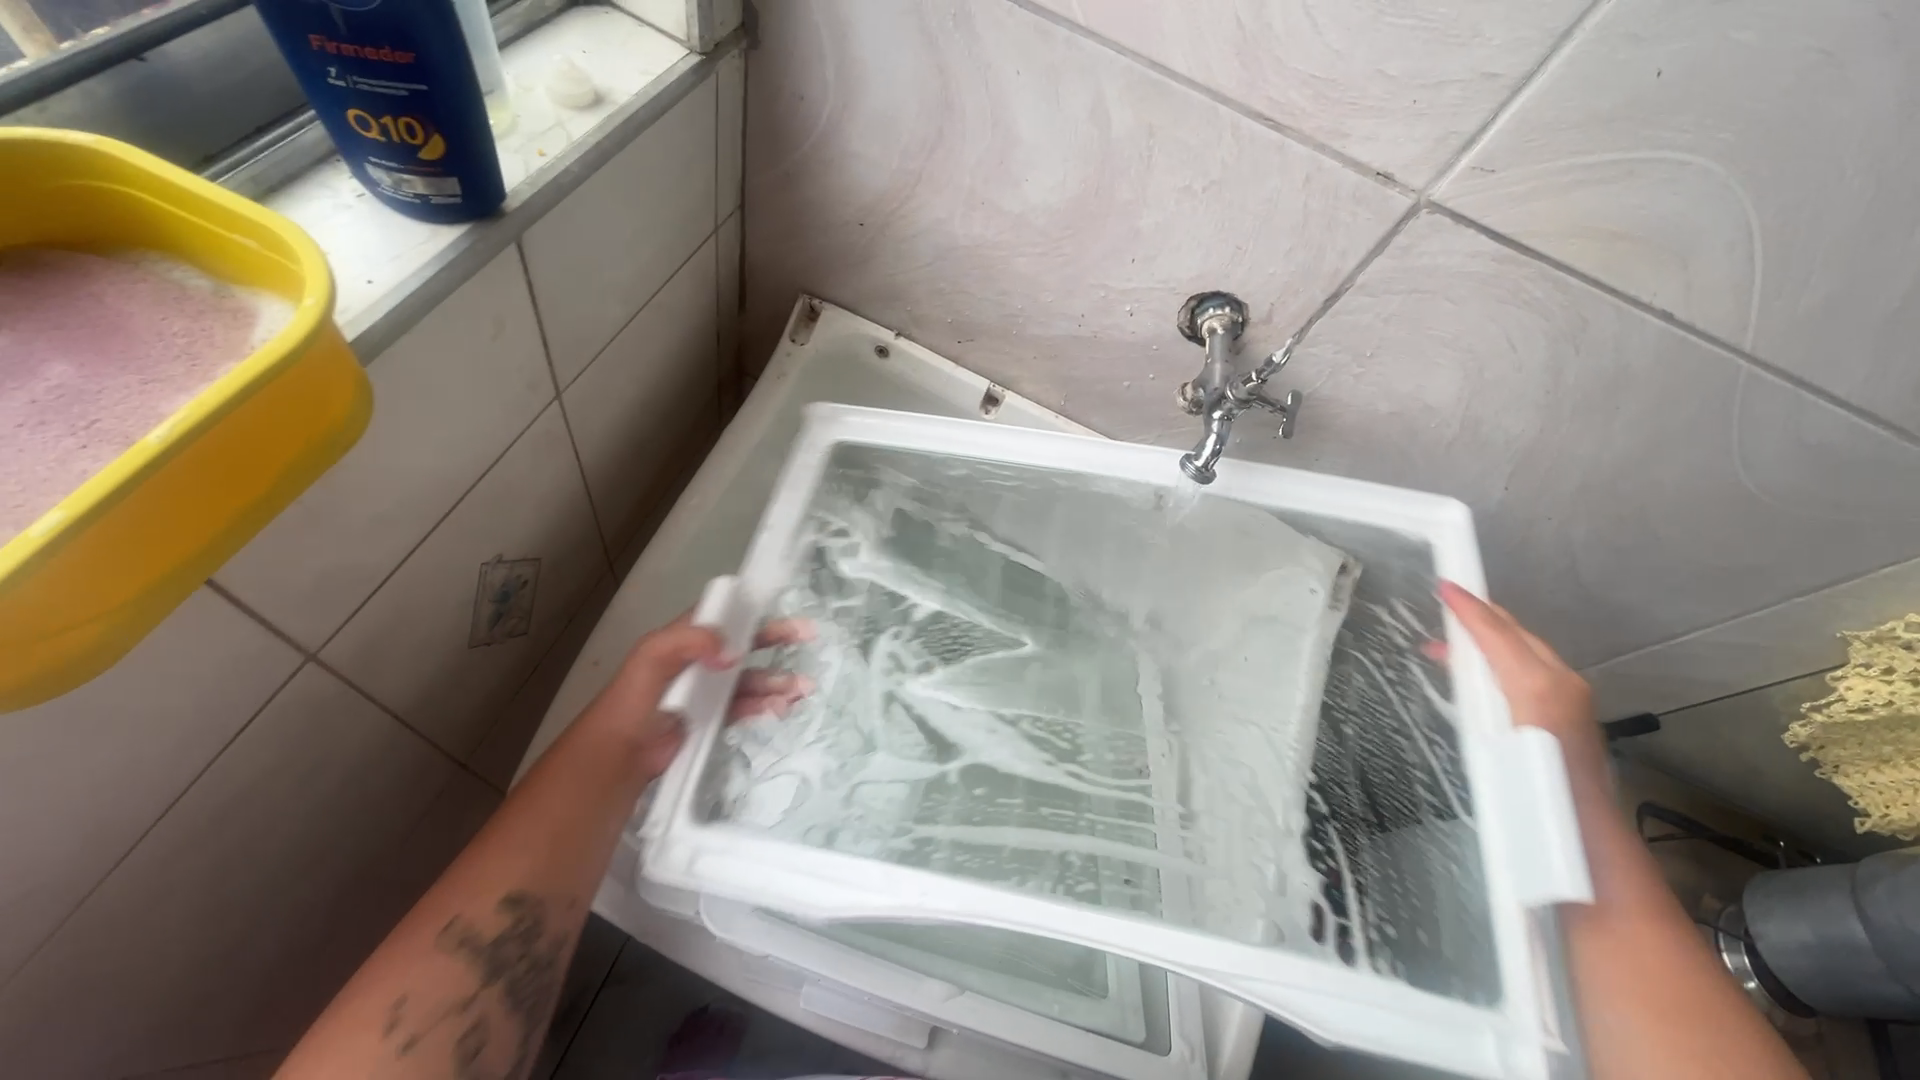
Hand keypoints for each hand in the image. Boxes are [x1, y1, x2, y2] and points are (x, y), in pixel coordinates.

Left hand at [580, 614, 814, 779]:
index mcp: (683, 639)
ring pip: (749, 678)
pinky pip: (743, 706)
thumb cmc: (635, 701)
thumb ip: (692, 642)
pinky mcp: (708, 718)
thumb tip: (734, 653)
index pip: (723, 617)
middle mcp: (697, 660)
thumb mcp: (655, 658)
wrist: (618, 755)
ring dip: (776, 679)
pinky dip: (763, 704)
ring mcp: (704, 690)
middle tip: (809, 636)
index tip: (779, 610)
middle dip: (776, 639)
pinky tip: (780, 708)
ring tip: (802, 688)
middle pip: (743, 644)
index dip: (752, 612)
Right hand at [1438, 581, 1607, 789]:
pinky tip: (1481, 678)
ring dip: (1490, 641)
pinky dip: (1503, 662)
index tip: (1445, 585)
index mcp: (1538, 686)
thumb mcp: (1488, 743)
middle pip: (1518, 635)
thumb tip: (1450, 656)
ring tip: (1450, 646)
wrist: (1589, 844)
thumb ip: (1475, 693)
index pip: (1498, 634)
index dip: (1469, 609)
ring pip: (1527, 652)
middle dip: (1481, 617)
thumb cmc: (1531, 797)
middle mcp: (1562, 683)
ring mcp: (1573, 699)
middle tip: (1445, 605)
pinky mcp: (1573, 714)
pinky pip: (1533, 670)